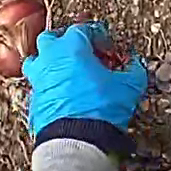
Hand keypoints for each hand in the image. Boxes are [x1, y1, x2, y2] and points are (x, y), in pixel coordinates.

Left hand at [22, 23, 148, 138]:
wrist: (76, 142)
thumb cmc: (99, 110)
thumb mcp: (128, 86)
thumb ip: (133, 70)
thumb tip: (135, 67)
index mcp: (72, 48)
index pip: (83, 29)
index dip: (98, 36)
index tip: (107, 46)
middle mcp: (51, 60)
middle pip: (52, 38)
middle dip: (67, 41)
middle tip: (83, 51)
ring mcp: (39, 80)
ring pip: (38, 62)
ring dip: (51, 63)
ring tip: (68, 71)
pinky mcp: (35, 101)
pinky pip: (40, 86)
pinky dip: (51, 87)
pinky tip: (65, 95)